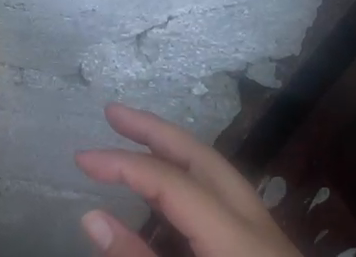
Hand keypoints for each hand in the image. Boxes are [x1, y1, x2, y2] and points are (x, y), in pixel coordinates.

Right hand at [75, 104, 299, 256]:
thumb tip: (92, 217)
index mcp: (242, 247)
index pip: (172, 182)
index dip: (122, 165)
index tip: (79, 161)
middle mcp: (264, 236)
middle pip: (207, 162)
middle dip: (157, 131)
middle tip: (111, 113)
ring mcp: (276, 250)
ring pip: (224, 180)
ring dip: (177, 154)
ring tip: (135, 139)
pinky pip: (231, 206)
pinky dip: (195, 185)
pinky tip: (169, 196)